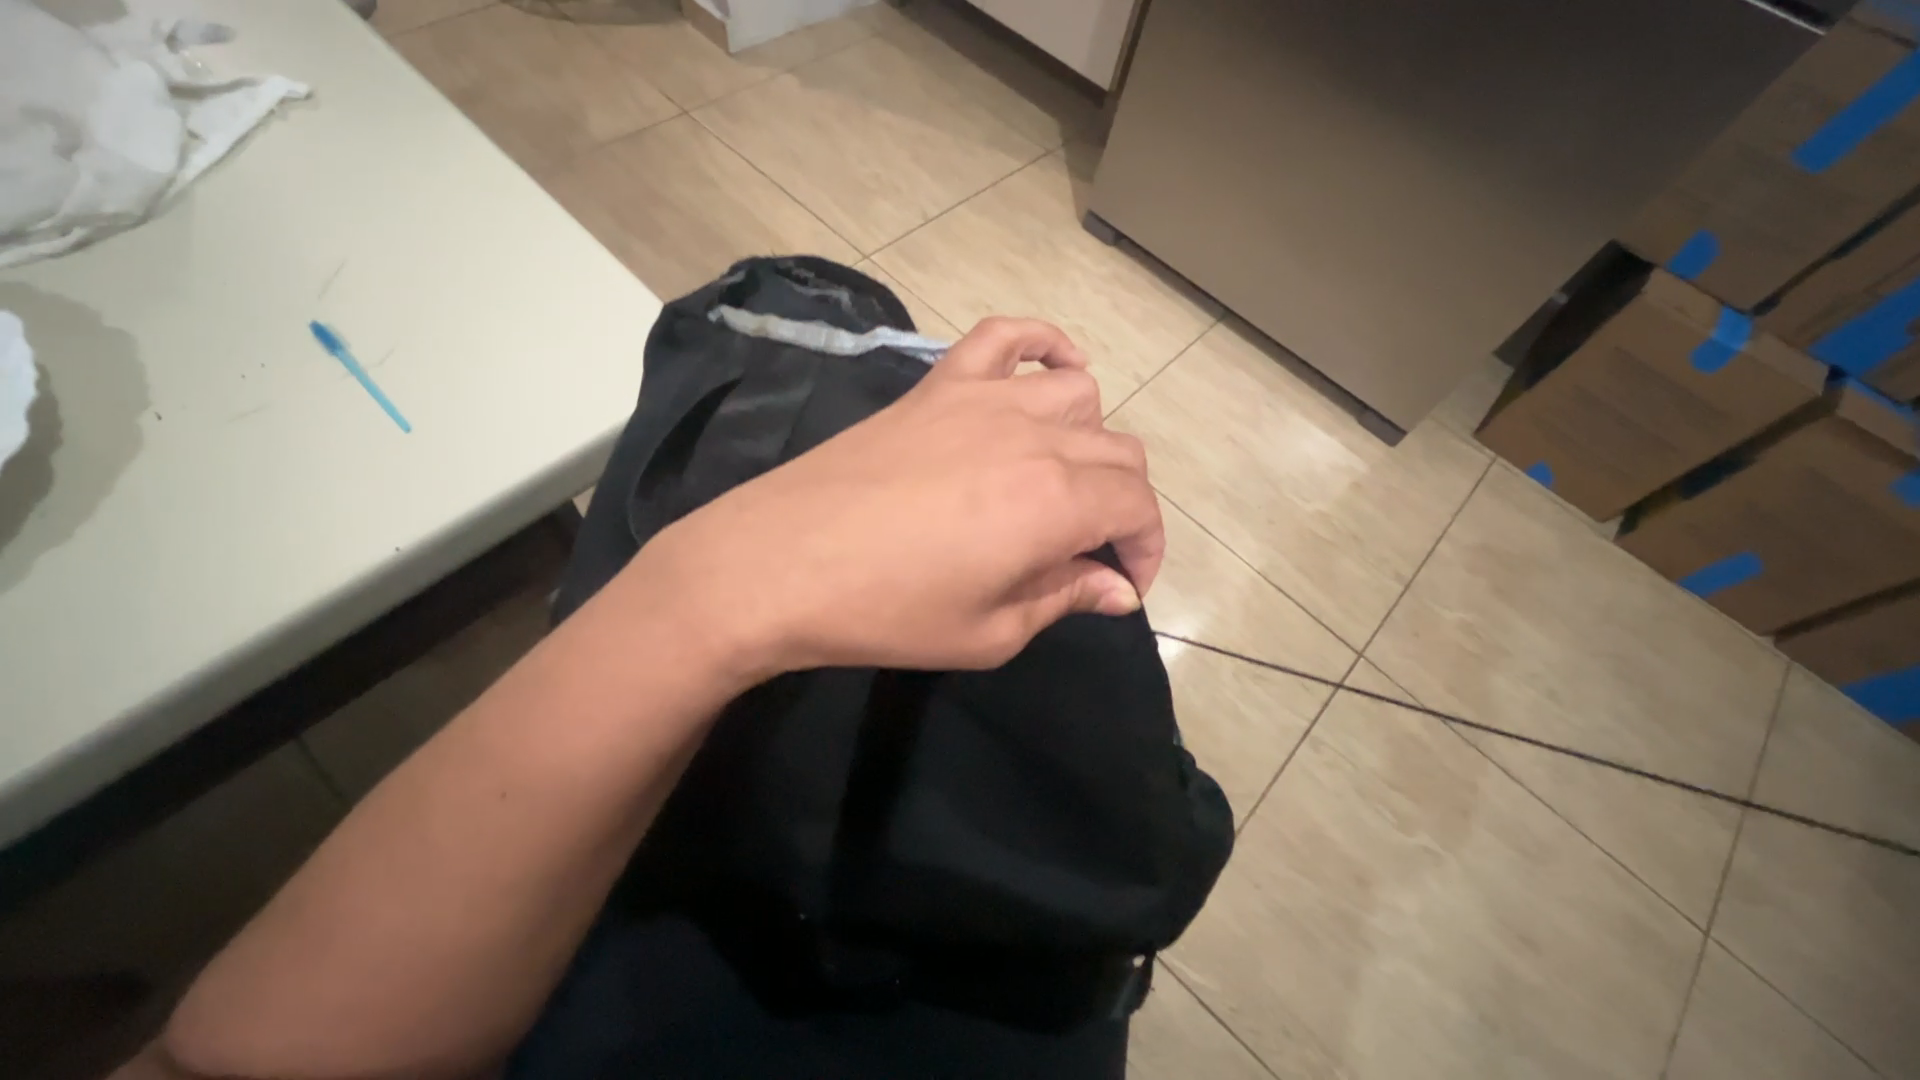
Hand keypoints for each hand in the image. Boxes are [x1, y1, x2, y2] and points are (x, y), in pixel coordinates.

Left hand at [610, 316, 1163, 680]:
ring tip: (1060, 478)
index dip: (1145, 548)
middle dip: (1123, 504)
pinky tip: (1047, 373)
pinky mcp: (938, 384)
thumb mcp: (989, 633)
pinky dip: (1040, 344)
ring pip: (1079, 393)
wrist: (779, 564)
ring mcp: (984, 398)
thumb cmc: (886, 612)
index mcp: (1055, 503)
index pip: (1138, 507)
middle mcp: (1035, 436)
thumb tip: (1115, 589)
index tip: (1122, 583)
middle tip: (1088, 549)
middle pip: (1119, 451)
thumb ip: (1064, 598)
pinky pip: (1006, 336)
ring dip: (1088, 438)